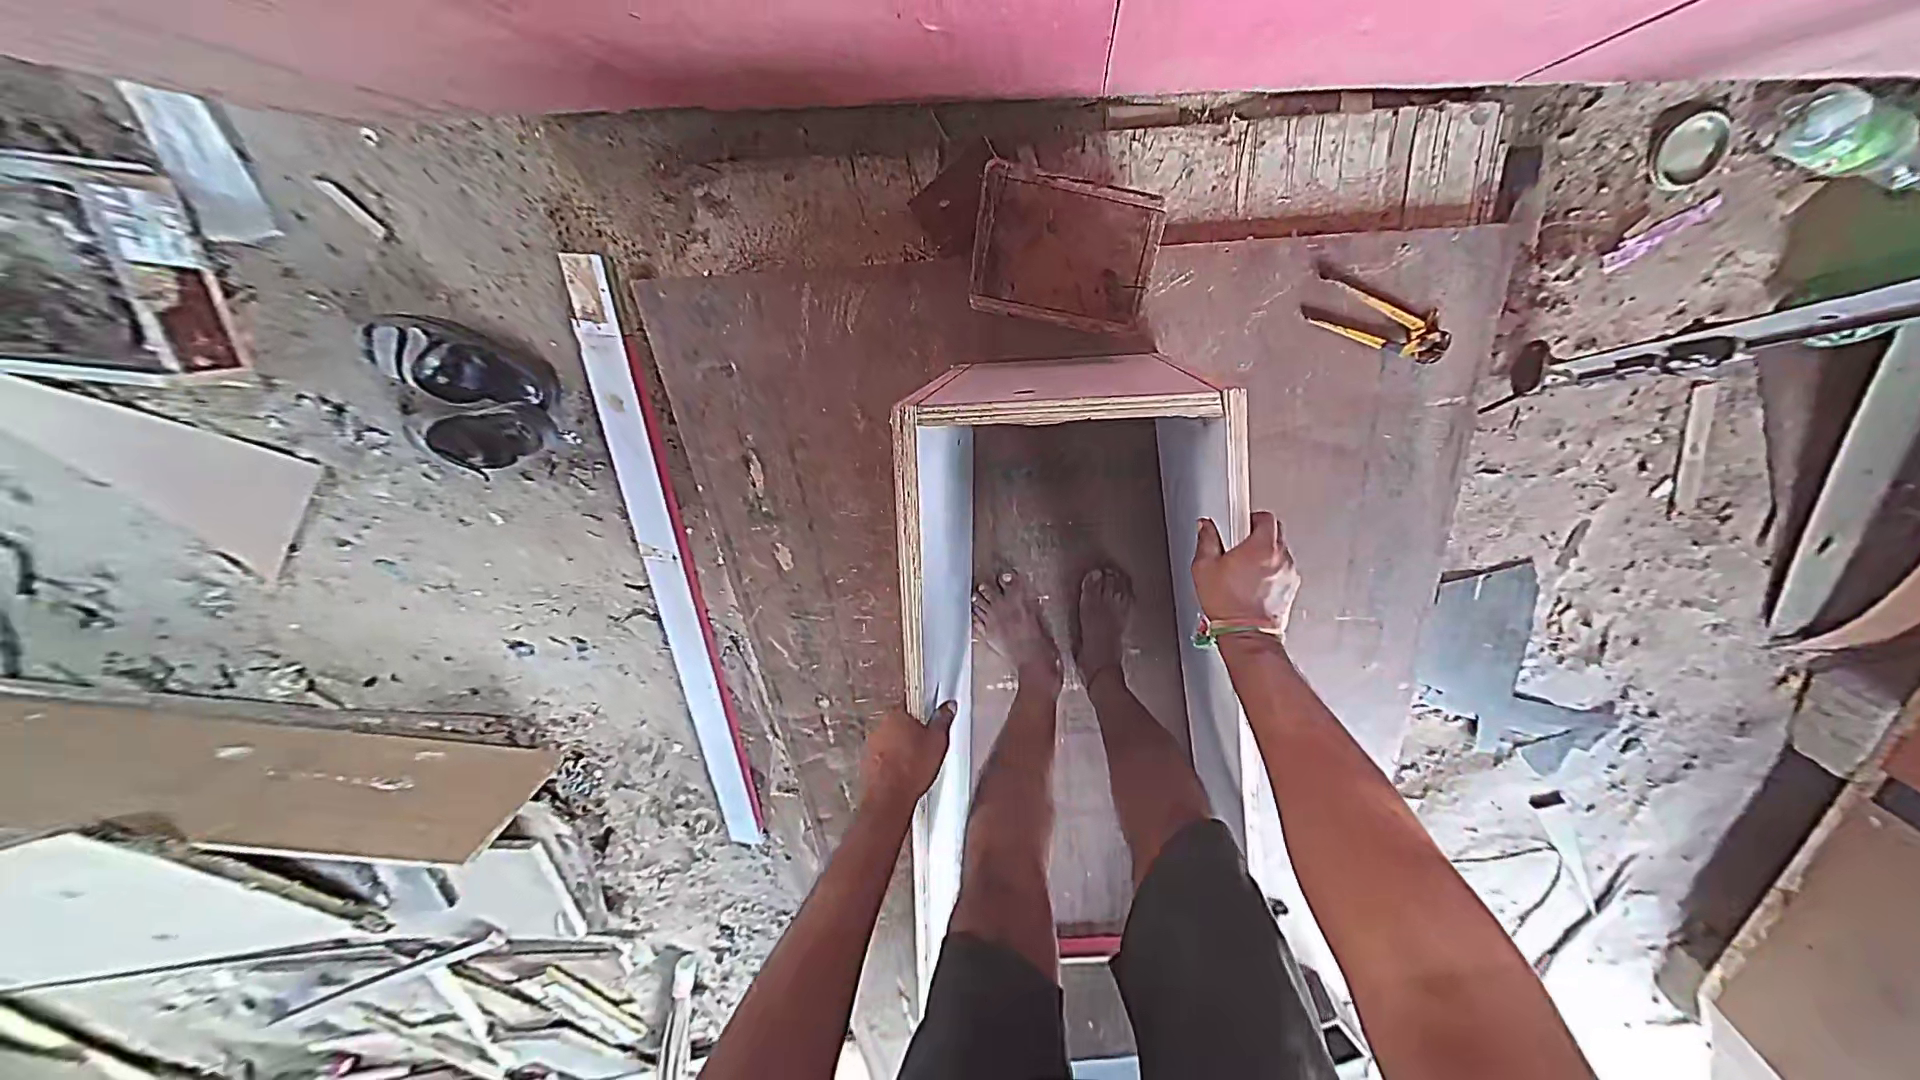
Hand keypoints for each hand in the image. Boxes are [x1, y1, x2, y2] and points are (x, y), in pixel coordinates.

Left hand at [858, 702, 955, 808]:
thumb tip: (948, 708)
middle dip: (910, 735)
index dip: (921, 720)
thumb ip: (943, 720)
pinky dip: (890, 765)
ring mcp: (870, 746)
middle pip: (898, 725)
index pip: (910, 709)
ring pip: (888, 743)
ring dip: (899, 750)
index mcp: (896, 715)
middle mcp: (880, 727)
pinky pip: (881, 760)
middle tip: (925, 748)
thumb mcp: (938, 740)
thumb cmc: (911, 767)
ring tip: (915, 765)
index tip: (929, 728)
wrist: (890, 796)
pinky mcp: (866, 764)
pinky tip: (902, 775)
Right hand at [1192, 512, 1299, 631]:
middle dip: (1259, 535)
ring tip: (1246, 569)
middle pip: (1276, 533)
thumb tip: (1205, 527)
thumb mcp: (1204, 567)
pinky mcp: (1292, 588)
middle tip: (1241, 546)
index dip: (1251, 518)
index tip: (1241, 524)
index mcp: (1261, 546)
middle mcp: (1280, 557)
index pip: (1266, 517)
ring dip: (1266, 555)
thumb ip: (1206, 540)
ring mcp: (1289, 573)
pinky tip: (1254, 583)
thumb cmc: (1227, 604)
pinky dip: (1272, 572)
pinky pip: (1283, 570)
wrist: (1246, 633)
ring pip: (1280, 552)